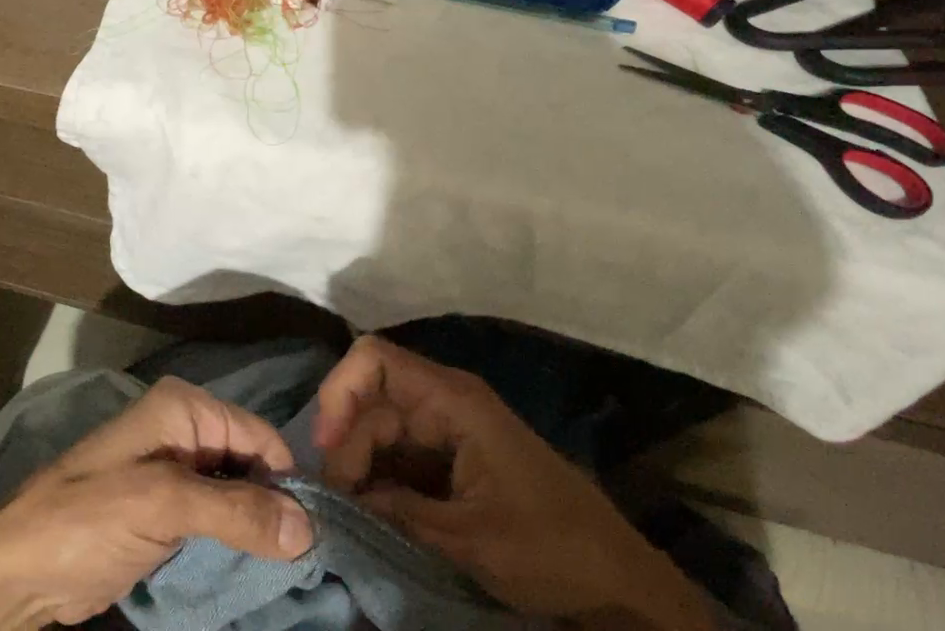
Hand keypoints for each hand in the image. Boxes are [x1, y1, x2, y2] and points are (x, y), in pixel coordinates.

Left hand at [0, 377, 313, 630]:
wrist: (18, 572)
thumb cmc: (85, 522)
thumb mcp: (162, 506)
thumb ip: (236, 511)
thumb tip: (309, 527)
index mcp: (183, 409)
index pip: (261, 437)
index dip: (288, 483)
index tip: (314, 536)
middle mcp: (184, 431)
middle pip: (253, 465)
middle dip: (276, 509)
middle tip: (304, 562)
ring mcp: (174, 473)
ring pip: (238, 496)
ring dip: (259, 532)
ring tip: (288, 572)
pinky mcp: (167, 512)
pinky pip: (218, 521)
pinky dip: (237, 544)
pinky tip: (255, 571)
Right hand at [315, 338, 713, 630]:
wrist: (618, 584)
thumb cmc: (550, 549)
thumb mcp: (466, 536)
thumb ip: (394, 511)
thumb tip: (333, 499)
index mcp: (453, 400)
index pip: (374, 360)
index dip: (339, 392)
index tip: (326, 448)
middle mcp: (446, 402)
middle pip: (370, 400)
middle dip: (346, 445)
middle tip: (341, 503)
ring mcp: (450, 429)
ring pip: (379, 429)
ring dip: (359, 466)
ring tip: (354, 514)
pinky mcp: (452, 458)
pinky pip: (398, 454)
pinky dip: (379, 479)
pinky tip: (373, 513)